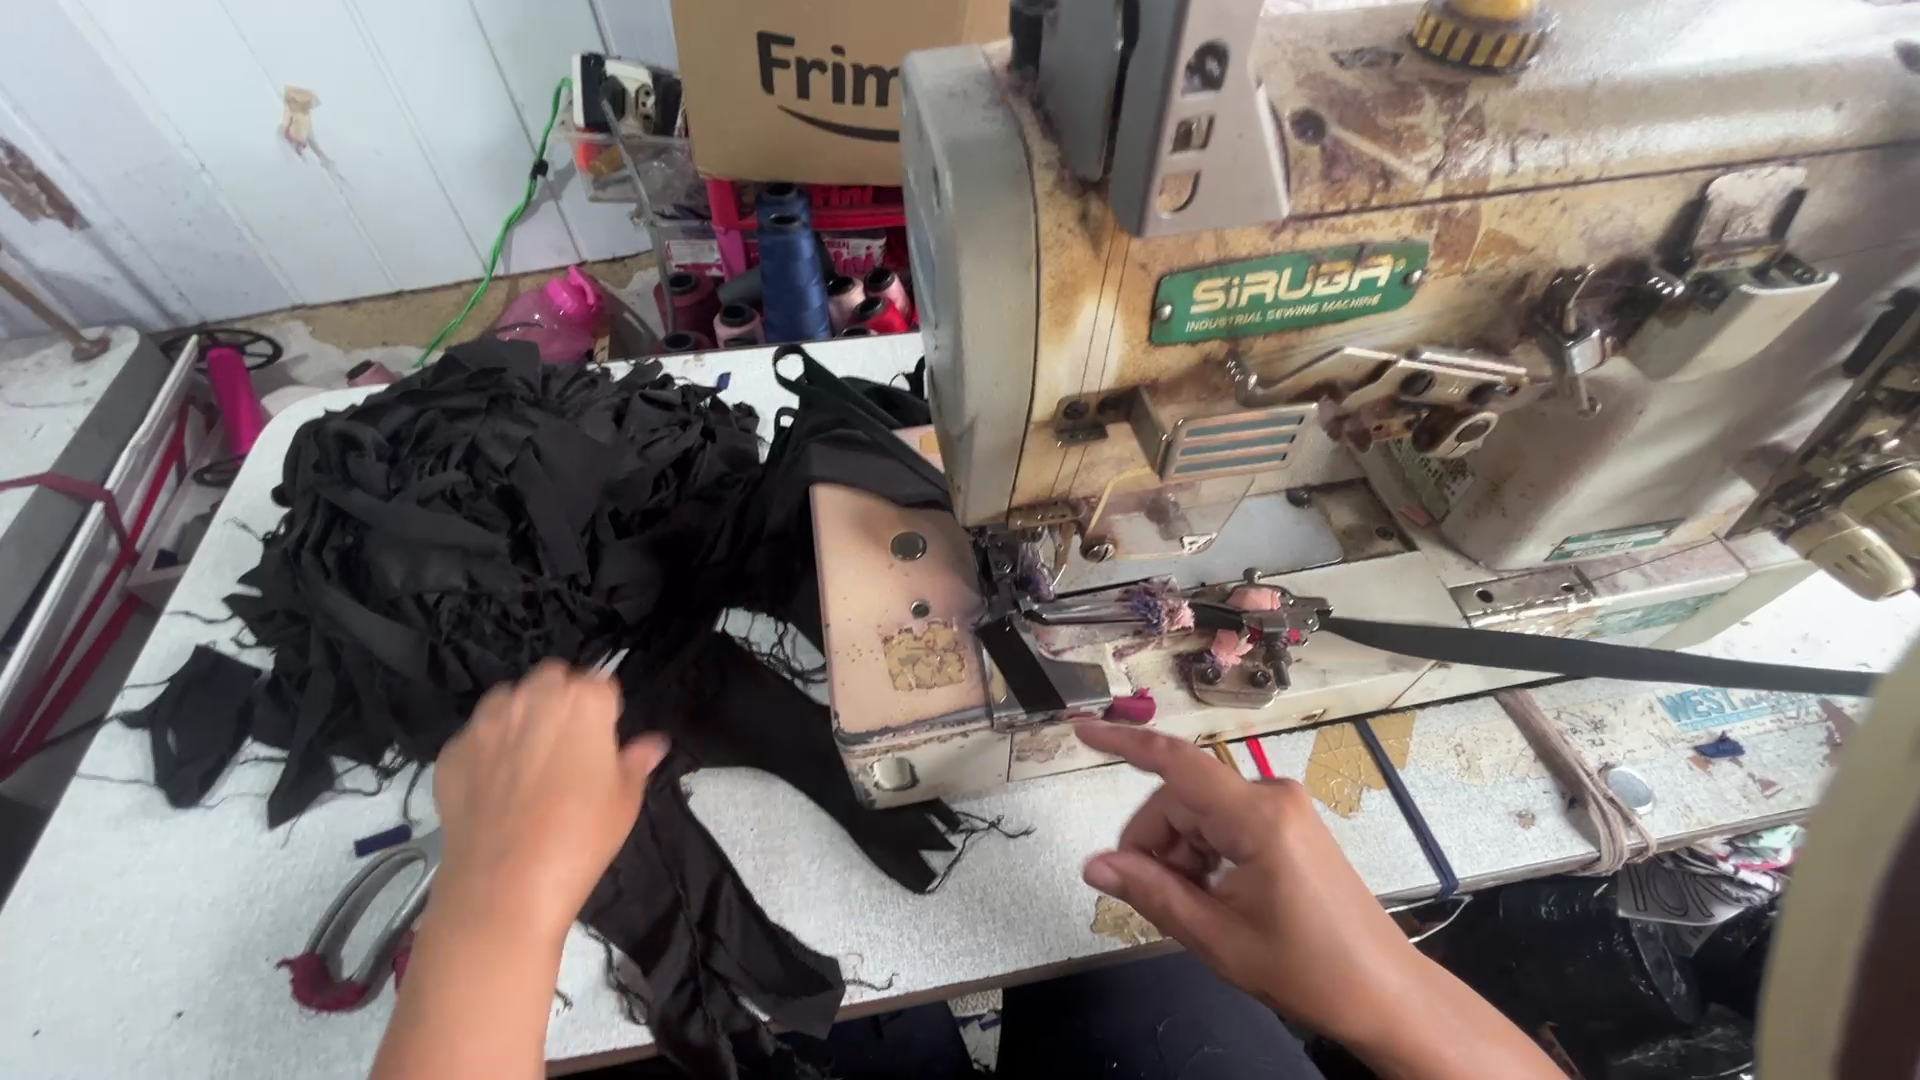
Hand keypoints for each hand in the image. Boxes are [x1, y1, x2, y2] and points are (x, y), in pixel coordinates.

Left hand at [432, 659, 668, 939]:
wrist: (504, 887)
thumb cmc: (581, 837)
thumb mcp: (625, 799)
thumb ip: (637, 761)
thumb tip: (652, 744)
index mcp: (585, 702)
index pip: (601, 683)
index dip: (606, 710)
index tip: (604, 738)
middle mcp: (534, 699)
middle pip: (552, 678)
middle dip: (562, 698)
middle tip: (569, 742)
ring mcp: (487, 724)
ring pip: (509, 698)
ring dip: (522, 714)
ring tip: (528, 757)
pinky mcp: (452, 752)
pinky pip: (476, 735)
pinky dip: (487, 749)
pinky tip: (495, 784)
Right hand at [1075, 721, 1422, 1048]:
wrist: (1389, 996)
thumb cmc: (1310, 972)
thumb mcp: (1218, 939)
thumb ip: (1151, 893)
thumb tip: (1093, 865)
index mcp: (1257, 818)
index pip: (1176, 762)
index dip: (1123, 742)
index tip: (1081, 731)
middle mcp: (1270, 795)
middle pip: (1180, 800)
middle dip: (1154, 843)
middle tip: (1151, 898)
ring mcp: (1280, 806)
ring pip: (1197, 813)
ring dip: (1179, 854)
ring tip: (1195, 908)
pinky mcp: (1285, 820)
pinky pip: (1222, 821)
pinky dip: (1203, 853)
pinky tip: (1213, 894)